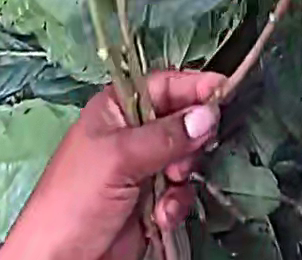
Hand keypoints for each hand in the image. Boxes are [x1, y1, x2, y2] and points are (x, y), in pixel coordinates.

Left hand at [0, 71, 223, 259]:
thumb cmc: (77, 199)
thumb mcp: (120, 158)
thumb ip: (167, 135)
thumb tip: (210, 113)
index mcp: (118, 108)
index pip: (165, 84)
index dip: (194, 86)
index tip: (224, 91)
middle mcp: (133, 132)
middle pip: (181, 119)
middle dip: (191, 136)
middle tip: (193, 150)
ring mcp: (142, 168)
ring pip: (185, 155)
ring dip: (185, 172)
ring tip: (172, 184)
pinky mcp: (150, 203)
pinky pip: (179, 190)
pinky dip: (178, 201)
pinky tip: (164, 216)